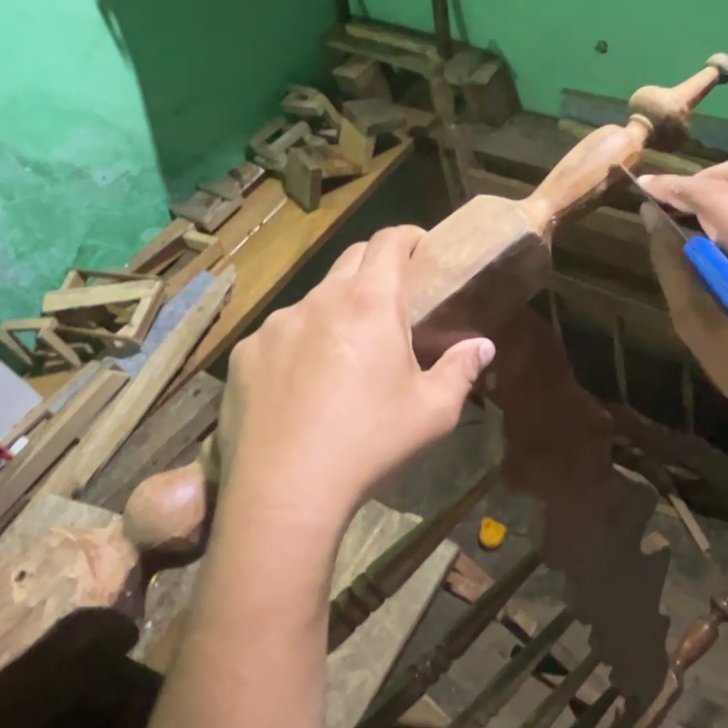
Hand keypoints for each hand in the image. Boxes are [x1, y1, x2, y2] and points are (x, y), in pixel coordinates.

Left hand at [219, 226, 494, 524]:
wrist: (284, 492)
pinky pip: (278, 335)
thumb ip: (461, 370)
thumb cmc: (370, 443)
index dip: (407, 236)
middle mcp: (320, 300)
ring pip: (313, 300)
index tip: (419, 246)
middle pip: (350, 260)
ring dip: (335, 310)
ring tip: (344, 352)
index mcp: (370, 303)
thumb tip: (482, 347)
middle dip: (375, 266)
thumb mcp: (433, 412)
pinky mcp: (245, 353)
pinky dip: (297, 345)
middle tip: (392, 298)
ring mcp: (276, 324)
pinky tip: (300, 386)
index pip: (388, 242)